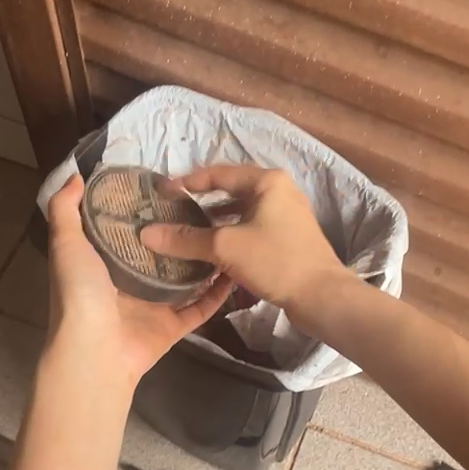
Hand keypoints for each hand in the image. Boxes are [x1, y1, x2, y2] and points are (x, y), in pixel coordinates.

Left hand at [44, 175, 230, 389]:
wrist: (95, 350)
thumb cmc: (80, 293)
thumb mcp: (65, 243)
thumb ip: (65, 209)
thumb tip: (75, 175)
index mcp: (102, 264)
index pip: (126, 232)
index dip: (142, 211)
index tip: (166, 188)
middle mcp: (128, 285)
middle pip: (159, 255)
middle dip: (179, 235)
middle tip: (205, 208)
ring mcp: (152, 307)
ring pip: (184, 281)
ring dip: (203, 262)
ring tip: (225, 234)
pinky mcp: (172, 327)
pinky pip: (200, 308)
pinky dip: (217, 294)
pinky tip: (233, 271)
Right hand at [139, 164, 351, 312]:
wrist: (321, 296)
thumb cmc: (275, 261)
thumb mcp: (225, 247)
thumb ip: (186, 239)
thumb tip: (146, 234)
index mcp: (267, 181)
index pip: (218, 173)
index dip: (188, 182)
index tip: (163, 192)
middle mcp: (279, 192)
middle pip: (231, 192)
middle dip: (201, 203)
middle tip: (174, 213)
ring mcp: (287, 215)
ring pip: (242, 213)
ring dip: (216, 223)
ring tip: (189, 234)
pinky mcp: (289, 238)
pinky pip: (252, 229)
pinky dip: (232, 236)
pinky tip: (215, 253)